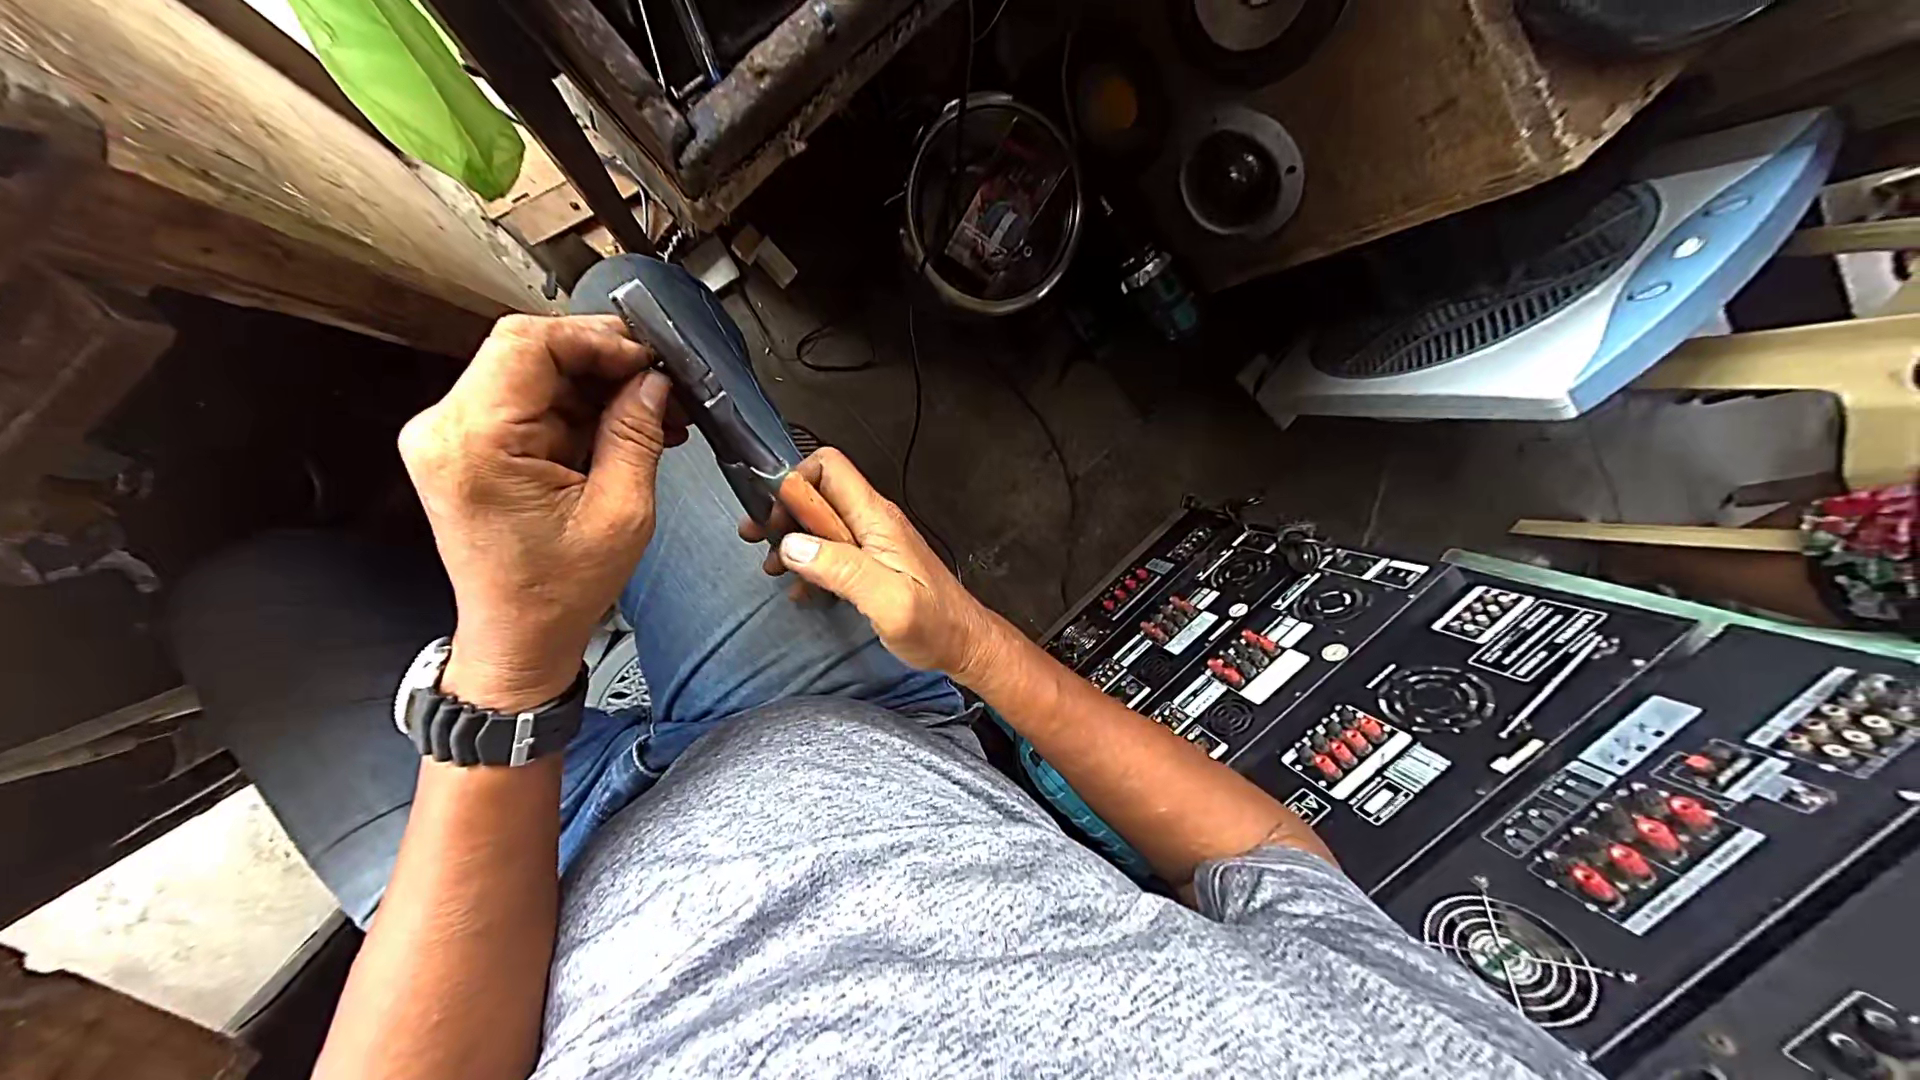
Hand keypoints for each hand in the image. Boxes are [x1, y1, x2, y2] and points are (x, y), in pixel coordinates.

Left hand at [398, 315, 685, 709]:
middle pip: (529, 355)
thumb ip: (636, 435)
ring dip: (599, 390)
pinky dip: (582, 411)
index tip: (649, 361)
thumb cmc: (563, 588)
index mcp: (476, 443)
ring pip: (535, 377)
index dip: (596, 341)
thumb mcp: (621, 511)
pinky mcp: (470, 448)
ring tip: (656, 418)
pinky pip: (530, 406)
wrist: (520, 634)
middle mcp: (448, 428)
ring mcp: (454, 437)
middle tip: (662, 387)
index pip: (527, 344)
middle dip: (604, 365)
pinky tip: (625, 430)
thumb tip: (654, 383)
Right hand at [739, 448, 1016, 686]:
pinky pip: (830, 550)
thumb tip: (793, 544)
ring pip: (820, 522)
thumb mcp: (889, 602)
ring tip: (775, 567)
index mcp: (877, 520)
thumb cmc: (936, 626)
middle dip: (783, 512)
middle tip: (762, 542)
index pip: (829, 469)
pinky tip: (801, 587)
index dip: (793, 483)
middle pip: (817, 493)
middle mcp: (873, 523)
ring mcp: (872, 542)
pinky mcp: (870, 564)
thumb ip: (843, 570)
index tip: (774, 519)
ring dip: (792, 540)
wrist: (964, 643)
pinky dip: (809, 563)